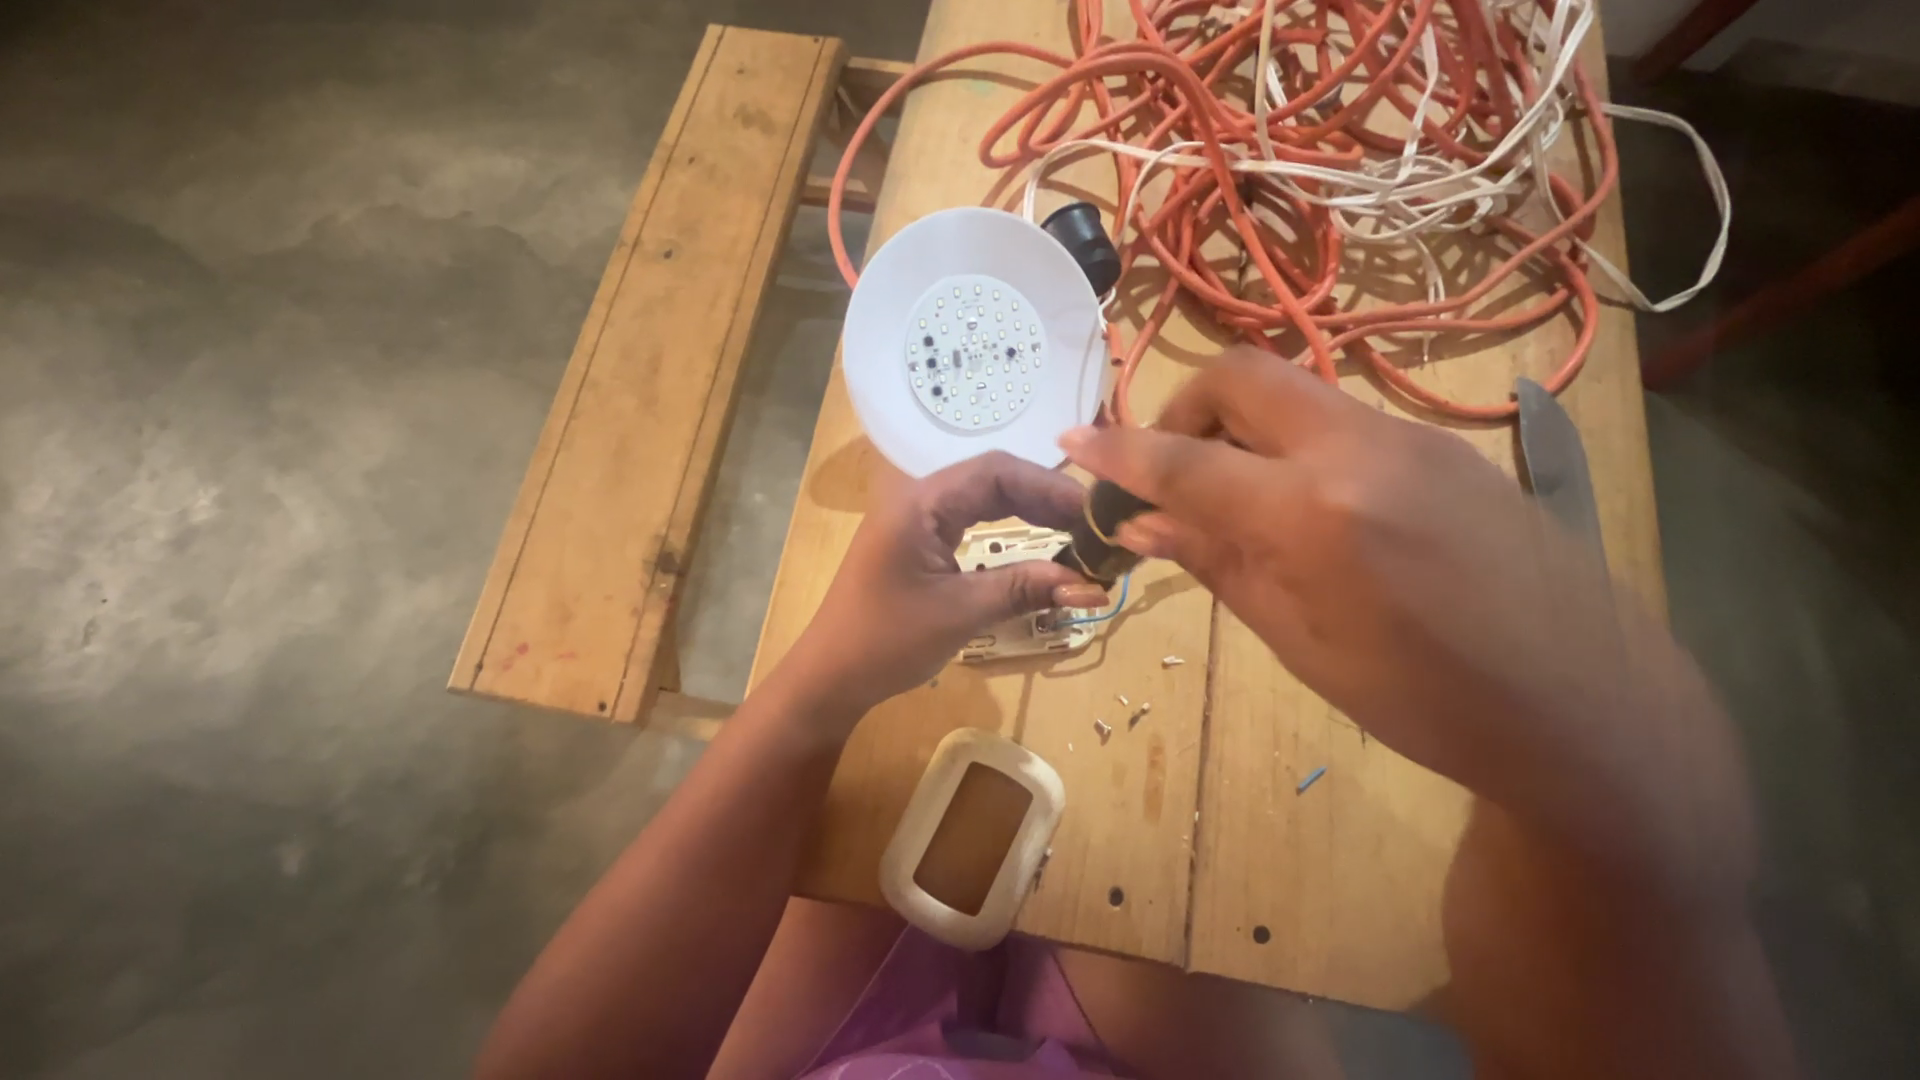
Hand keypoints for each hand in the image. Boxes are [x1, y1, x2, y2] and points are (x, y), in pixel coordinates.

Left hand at [780, 452, 1106, 721]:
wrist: (830, 675)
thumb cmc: (887, 641)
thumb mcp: (961, 613)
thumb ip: (1025, 589)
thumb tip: (1093, 587)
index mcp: (921, 502)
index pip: (996, 471)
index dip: (1049, 487)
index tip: (1093, 513)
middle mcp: (918, 498)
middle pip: (993, 479)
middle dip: (1045, 498)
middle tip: (1093, 525)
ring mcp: (916, 519)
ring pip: (984, 498)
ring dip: (1029, 511)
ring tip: (1075, 532)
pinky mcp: (918, 541)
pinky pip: (971, 520)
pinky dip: (1007, 529)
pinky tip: (1036, 541)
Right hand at [1060, 351, 1753, 904]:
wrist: (1586, 707)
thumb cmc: (1422, 700)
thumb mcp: (1296, 640)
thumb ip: (1213, 562)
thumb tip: (1141, 521)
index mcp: (1313, 513)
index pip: (1184, 462)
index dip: (1118, 452)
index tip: (1072, 443)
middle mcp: (1359, 448)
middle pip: (1241, 376)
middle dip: (1183, 409)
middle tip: (1169, 470)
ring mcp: (1410, 436)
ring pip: (1293, 392)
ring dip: (1240, 426)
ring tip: (1233, 497)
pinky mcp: (1442, 444)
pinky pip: (1340, 420)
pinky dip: (1292, 443)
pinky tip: (1303, 507)